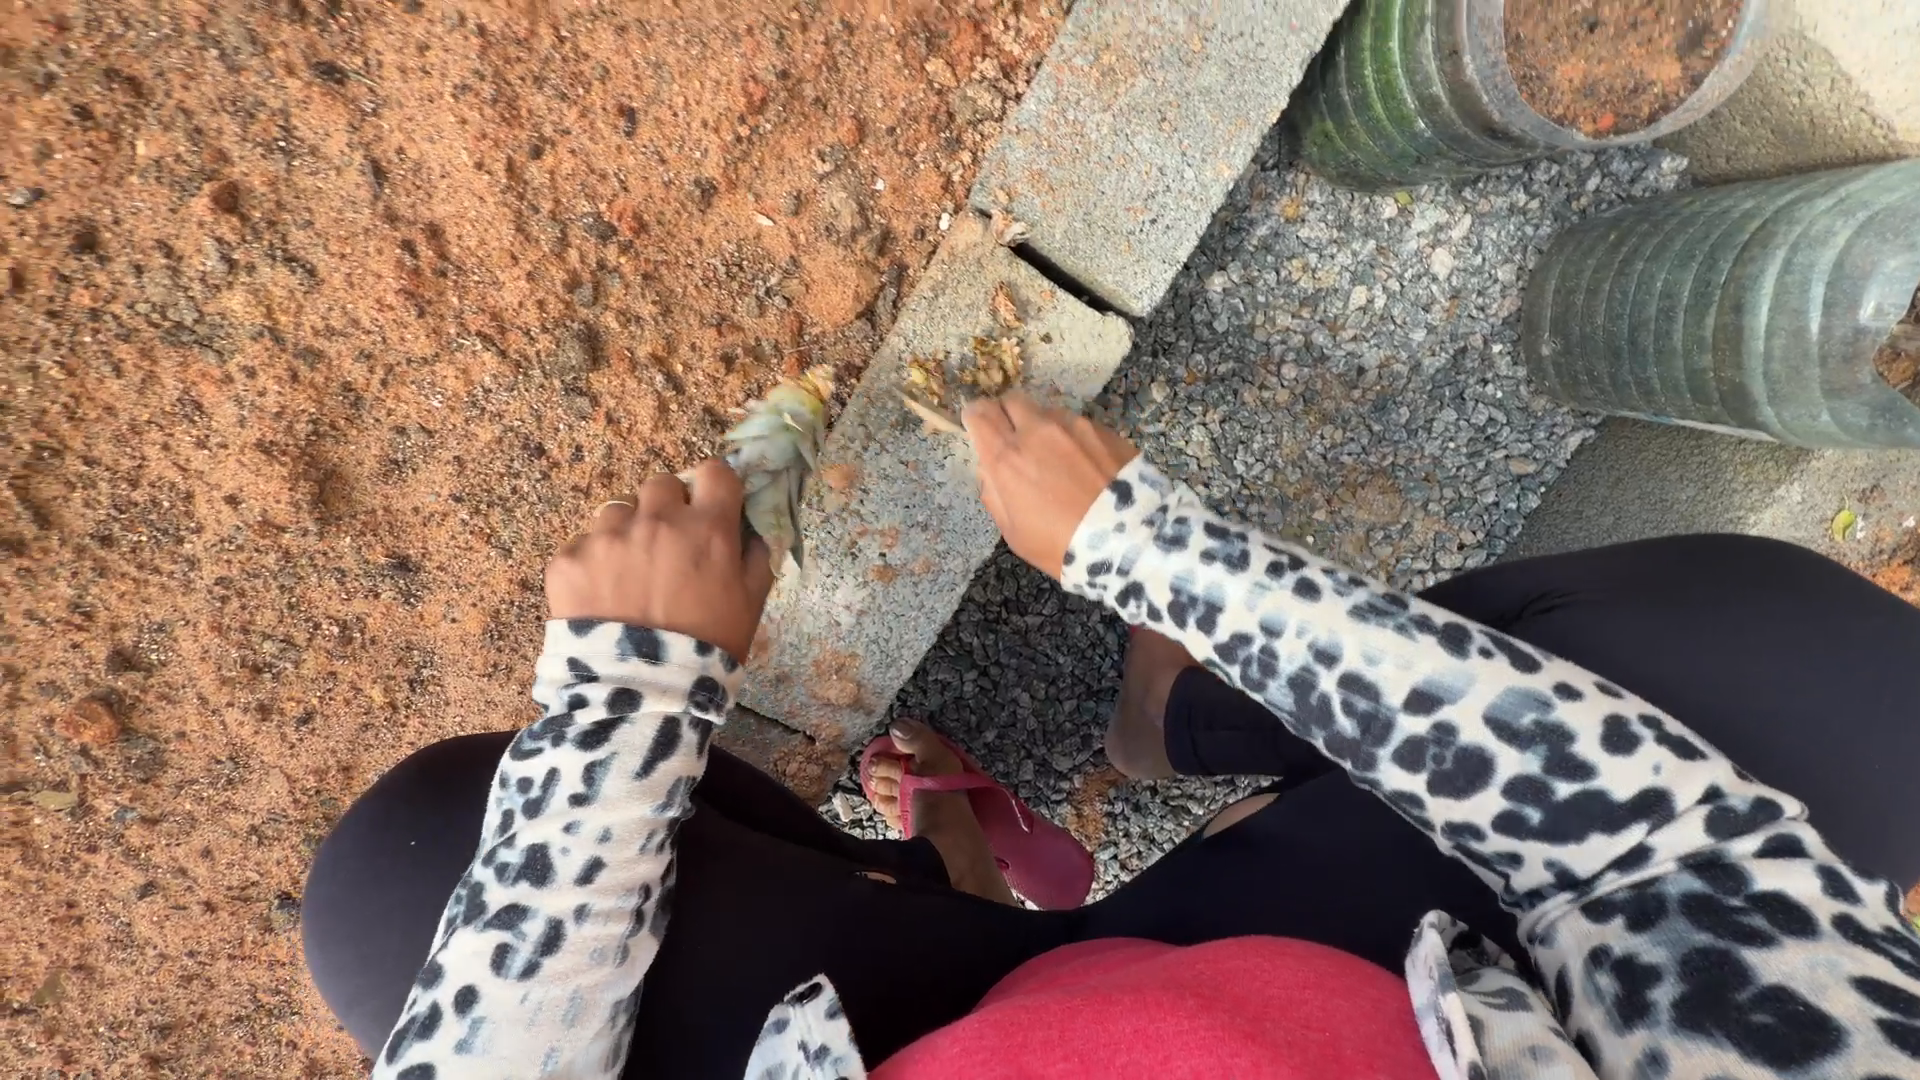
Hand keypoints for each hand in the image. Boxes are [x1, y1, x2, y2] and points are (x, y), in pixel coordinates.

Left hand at [545, 459, 774, 659]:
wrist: (642, 693)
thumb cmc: (709, 647)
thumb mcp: (752, 604)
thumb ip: (758, 555)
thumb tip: (755, 527)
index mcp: (708, 528)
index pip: (715, 472)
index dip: (715, 488)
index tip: (712, 507)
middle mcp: (658, 520)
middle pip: (662, 483)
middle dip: (668, 507)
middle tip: (669, 546)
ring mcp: (608, 537)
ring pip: (618, 511)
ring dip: (628, 532)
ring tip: (630, 575)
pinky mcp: (569, 560)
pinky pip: (583, 544)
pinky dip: (594, 563)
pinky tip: (602, 597)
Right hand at [963, 392, 1138, 579]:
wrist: (1128, 541)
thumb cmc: (1062, 546)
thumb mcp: (1014, 533)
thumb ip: (994, 494)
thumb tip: (990, 469)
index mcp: (1007, 457)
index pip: (979, 414)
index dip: (975, 418)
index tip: (978, 427)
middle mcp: (1037, 431)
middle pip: (1011, 400)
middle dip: (1006, 415)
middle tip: (1013, 438)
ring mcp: (1073, 426)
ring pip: (1045, 411)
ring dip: (1041, 426)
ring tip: (1054, 458)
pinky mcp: (1102, 429)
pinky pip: (1076, 424)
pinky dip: (1071, 437)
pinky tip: (1082, 464)